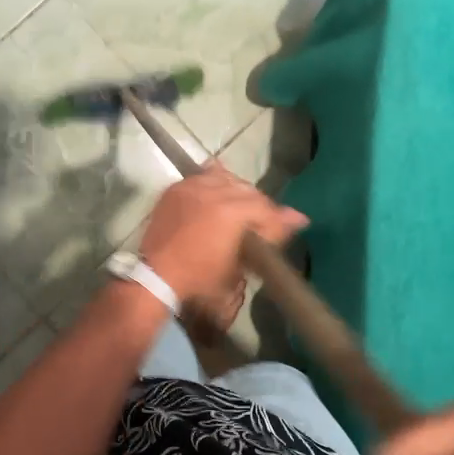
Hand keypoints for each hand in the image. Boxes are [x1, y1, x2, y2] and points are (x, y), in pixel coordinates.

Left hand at [137, 167, 307, 311]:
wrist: (155, 277)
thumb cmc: (199, 279)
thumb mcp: (239, 265)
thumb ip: (268, 237)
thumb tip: (298, 219)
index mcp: (232, 212)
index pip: (265, 207)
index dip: (280, 218)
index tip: (293, 224)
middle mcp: (214, 191)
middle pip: (248, 190)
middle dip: (260, 206)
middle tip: (263, 223)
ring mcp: (192, 186)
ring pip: (227, 178)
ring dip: (238, 192)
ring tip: (240, 208)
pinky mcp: (177, 188)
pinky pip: (203, 175)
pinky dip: (215, 182)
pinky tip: (219, 192)